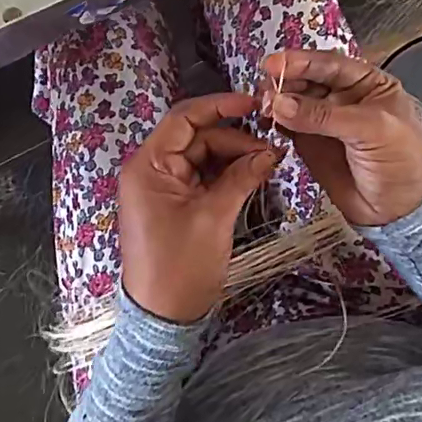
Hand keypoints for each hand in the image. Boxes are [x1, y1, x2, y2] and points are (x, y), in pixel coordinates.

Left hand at [118, 94, 279, 323]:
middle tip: (272, 152)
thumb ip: (240, 178)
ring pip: (200, 156)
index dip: (218, 107)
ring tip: (267, 165)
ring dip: (232, 157)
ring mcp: (160, 186)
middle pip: (195, 138)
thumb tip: (269, 152)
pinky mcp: (171, 202)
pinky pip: (199, 176)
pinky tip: (251, 176)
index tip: (254, 104)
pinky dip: (223, 175)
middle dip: (233, 140)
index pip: (183, 119)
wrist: (163, 317)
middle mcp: (150, 168)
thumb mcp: (214, 217)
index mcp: (148, 165)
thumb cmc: (181, 265)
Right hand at [258, 50, 421, 227]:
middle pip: (305, 80)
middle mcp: (341, 97)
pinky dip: (272, 122)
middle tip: (264, 91)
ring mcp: (322, 120)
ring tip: (261, 108)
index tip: (273, 64)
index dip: (301, 62)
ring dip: (274, 101)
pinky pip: (285, 125)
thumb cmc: (402, 161)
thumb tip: (278, 103)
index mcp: (366, 84)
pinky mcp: (308, 142)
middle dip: (284, 83)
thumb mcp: (372, 130)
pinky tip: (262, 121)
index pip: (329, 65)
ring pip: (291, 102)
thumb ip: (324, 116)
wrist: (402, 212)